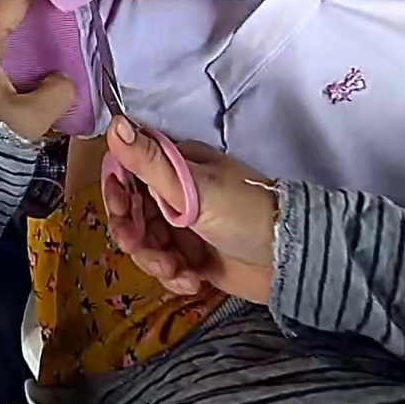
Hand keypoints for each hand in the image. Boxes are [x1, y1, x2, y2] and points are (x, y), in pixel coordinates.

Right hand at [103, 120, 279, 302]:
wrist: (289, 260)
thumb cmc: (241, 211)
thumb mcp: (192, 185)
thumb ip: (148, 160)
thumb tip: (115, 123)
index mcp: (175, 169)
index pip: (129, 175)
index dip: (117, 194)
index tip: (120, 211)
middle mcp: (176, 195)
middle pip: (132, 215)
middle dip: (136, 237)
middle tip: (148, 251)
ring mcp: (185, 228)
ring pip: (146, 244)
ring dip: (156, 261)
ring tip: (179, 271)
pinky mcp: (194, 257)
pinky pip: (165, 267)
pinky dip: (174, 276)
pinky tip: (194, 280)